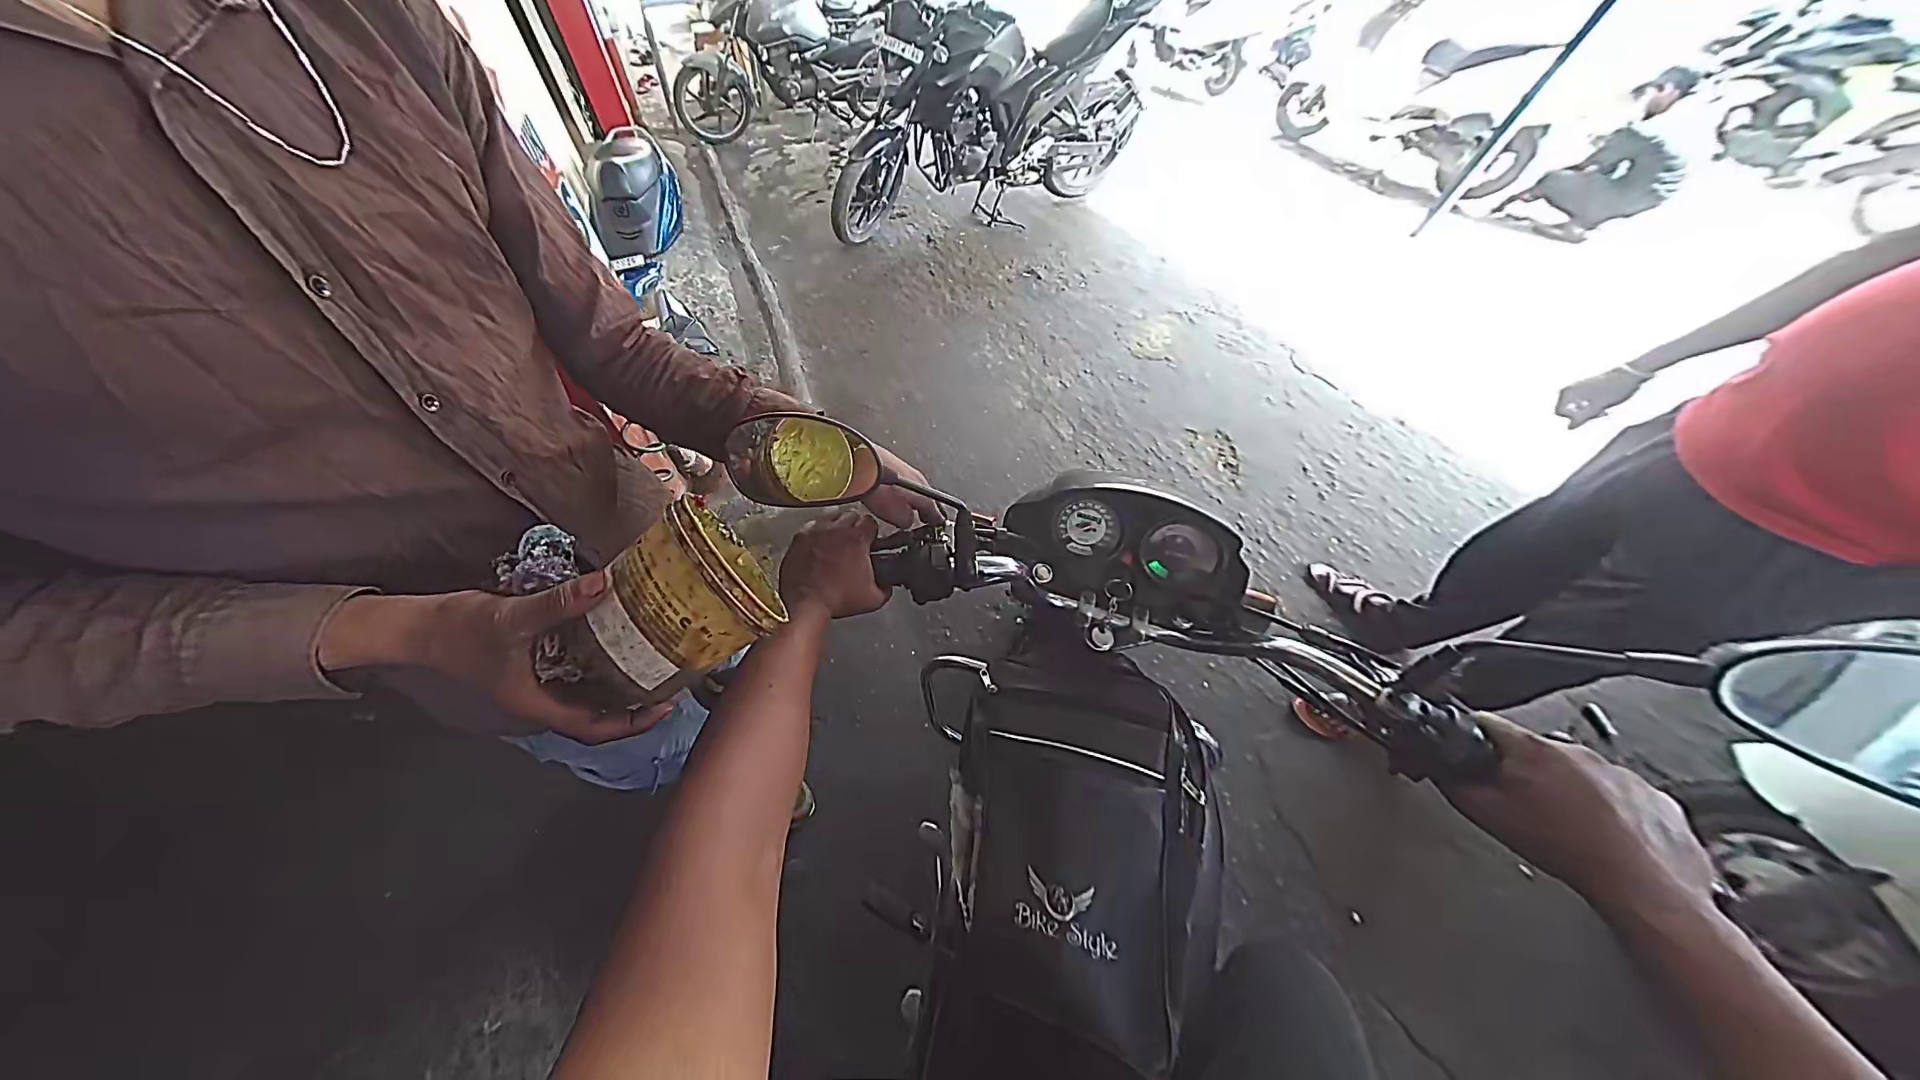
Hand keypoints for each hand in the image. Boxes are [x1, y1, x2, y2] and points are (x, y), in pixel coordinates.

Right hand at [319, 576, 674, 743]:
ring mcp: (539, 683)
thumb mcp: (511, 617)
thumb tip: (606, 583)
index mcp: (537, 705)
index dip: (632, 722)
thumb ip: (558, 603)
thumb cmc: (457, 630)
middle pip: (599, 714)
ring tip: (656, 663)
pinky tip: (621, 643)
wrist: (416, 626)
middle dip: (636, 704)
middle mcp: (543, 699)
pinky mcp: (536, 665)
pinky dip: (603, 664)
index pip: (594, 727)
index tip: (665, 705)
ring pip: (590, 693)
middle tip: (671, 681)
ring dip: (622, 684)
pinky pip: (579, 671)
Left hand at [779, 510, 889, 619]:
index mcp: (857, 539)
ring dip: (837, 527)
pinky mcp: (800, 537)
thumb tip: (887, 584)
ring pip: (832, 517)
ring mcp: (816, 531)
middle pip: (852, 516)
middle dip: (855, 527)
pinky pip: (813, 525)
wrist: (805, 605)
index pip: (871, 521)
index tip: (871, 541)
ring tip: (837, 542)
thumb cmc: (835, 600)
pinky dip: (818, 532)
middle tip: (855, 543)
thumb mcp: (873, 599)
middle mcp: (836, 530)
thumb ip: (886, 587)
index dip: (872, 532)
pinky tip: (820, 545)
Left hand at [864, 444, 942, 527]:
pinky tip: (890, 493)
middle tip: (924, 518)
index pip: (937, 512)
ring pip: (913, 488)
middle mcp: (919, 479)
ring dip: (911, 499)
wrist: (862, 465)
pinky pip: (900, 480)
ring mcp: (906, 469)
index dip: (936, 522)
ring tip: (905, 508)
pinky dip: (899, 489)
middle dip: (925, 509)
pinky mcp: (892, 463)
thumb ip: (907, 521)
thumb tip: (906, 521)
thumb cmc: (880, 488)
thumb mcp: (897, 516)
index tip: (936, 525)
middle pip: (926, 498)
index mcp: (926, 494)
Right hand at [1442, 714, 1715, 916]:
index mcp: (1534, 750)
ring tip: (1567, 828)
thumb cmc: (1571, 853)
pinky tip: (1603, 837)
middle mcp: (1579, 753)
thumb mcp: (1487, 816)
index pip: (1487, 723)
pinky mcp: (1657, 800)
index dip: (1473, 737)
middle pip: (1536, 751)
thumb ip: (1457, 784)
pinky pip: (1623, 797)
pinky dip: (1611, 812)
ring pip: (1581, 774)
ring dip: (1570, 792)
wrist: (1645, 890)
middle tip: (1522, 805)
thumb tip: (1443, 770)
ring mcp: (1623, 775)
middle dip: (1526, 772)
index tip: (1472, 751)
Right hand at [1554, 366, 1650, 428]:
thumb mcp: (1597, 406)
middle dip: (1581, 415)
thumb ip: (1581, 417)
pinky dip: (1591, 406)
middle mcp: (1569, 390)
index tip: (1589, 417)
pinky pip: (1583, 402)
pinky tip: (1604, 406)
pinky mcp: (1587, 388)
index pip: (1561, 412)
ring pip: (1576, 407)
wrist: (1632, 373)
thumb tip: (1569, 427)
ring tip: (1603, 411)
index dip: (1573, 418)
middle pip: (1568, 410)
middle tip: (1598, 415)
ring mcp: (1577, 388)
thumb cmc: (1614, 389)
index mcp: (1567, 392)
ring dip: (1588, 412)